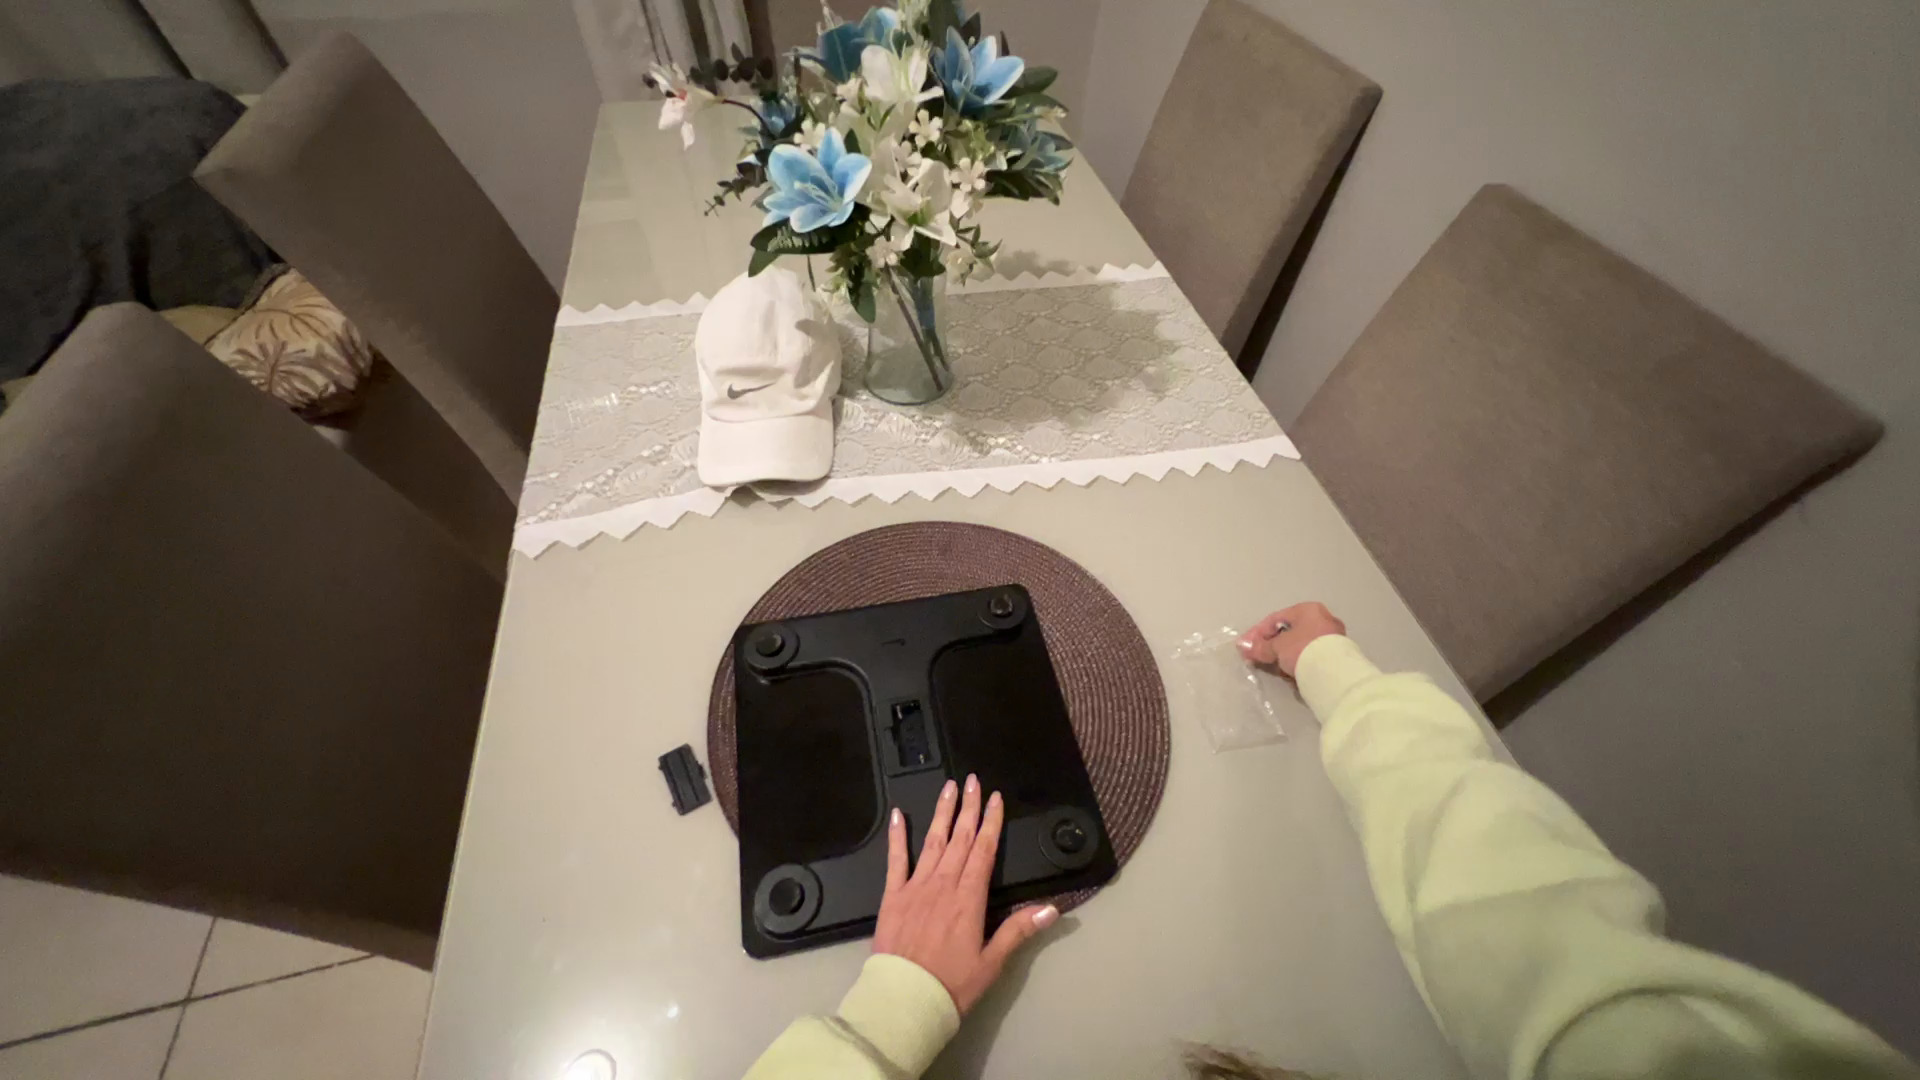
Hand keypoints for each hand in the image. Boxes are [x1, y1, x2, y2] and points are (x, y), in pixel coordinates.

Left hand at [874, 774, 1057, 1015]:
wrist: (904, 1001)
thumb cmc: (952, 985)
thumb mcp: (992, 963)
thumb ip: (1019, 930)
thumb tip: (1052, 908)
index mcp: (969, 897)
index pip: (983, 850)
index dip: (991, 822)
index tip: (995, 799)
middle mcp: (943, 883)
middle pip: (960, 838)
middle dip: (969, 807)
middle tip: (973, 780)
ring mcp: (915, 886)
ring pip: (932, 840)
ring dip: (942, 812)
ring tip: (948, 787)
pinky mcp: (892, 895)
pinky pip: (895, 859)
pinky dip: (897, 836)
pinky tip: (898, 815)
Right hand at [1238, 602, 1345, 677]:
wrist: (1333, 672)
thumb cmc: (1302, 649)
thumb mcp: (1276, 647)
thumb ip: (1259, 647)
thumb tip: (1244, 647)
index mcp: (1308, 609)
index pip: (1275, 619)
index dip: (1256, 633)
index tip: (1245, 646)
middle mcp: (1323, 619)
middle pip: (1288, 633)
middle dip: (1271, 646)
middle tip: (1258, 657)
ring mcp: (1332, 637)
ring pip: (1299, 646)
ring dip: (1284, 656)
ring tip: (1274, 668)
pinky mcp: (1337, 655)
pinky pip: (1310, 656)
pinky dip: (1298, 663)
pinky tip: (1290, 674)